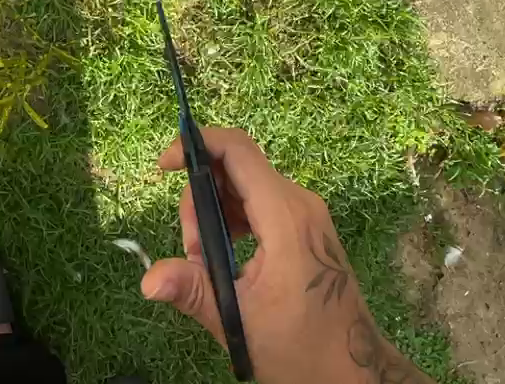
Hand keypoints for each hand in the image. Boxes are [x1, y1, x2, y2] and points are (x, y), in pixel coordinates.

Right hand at [140, 127, 431, 383]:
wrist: (357, 375)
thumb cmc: (302, 348)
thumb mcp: (240, 321)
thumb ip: (193, 290)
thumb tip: (148, 281)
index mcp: (284, 215)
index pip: (237, 149)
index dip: (196, 144)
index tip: (165, 166)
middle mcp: (298, 202)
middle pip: (235, 167)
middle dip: (200, 198)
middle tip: (191, 250)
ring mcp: (305, 212)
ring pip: (244, 184)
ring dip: (214, 211)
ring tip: (205, 260)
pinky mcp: (305, 225)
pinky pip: (259, 200)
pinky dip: (233, 218)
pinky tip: (225, 256)